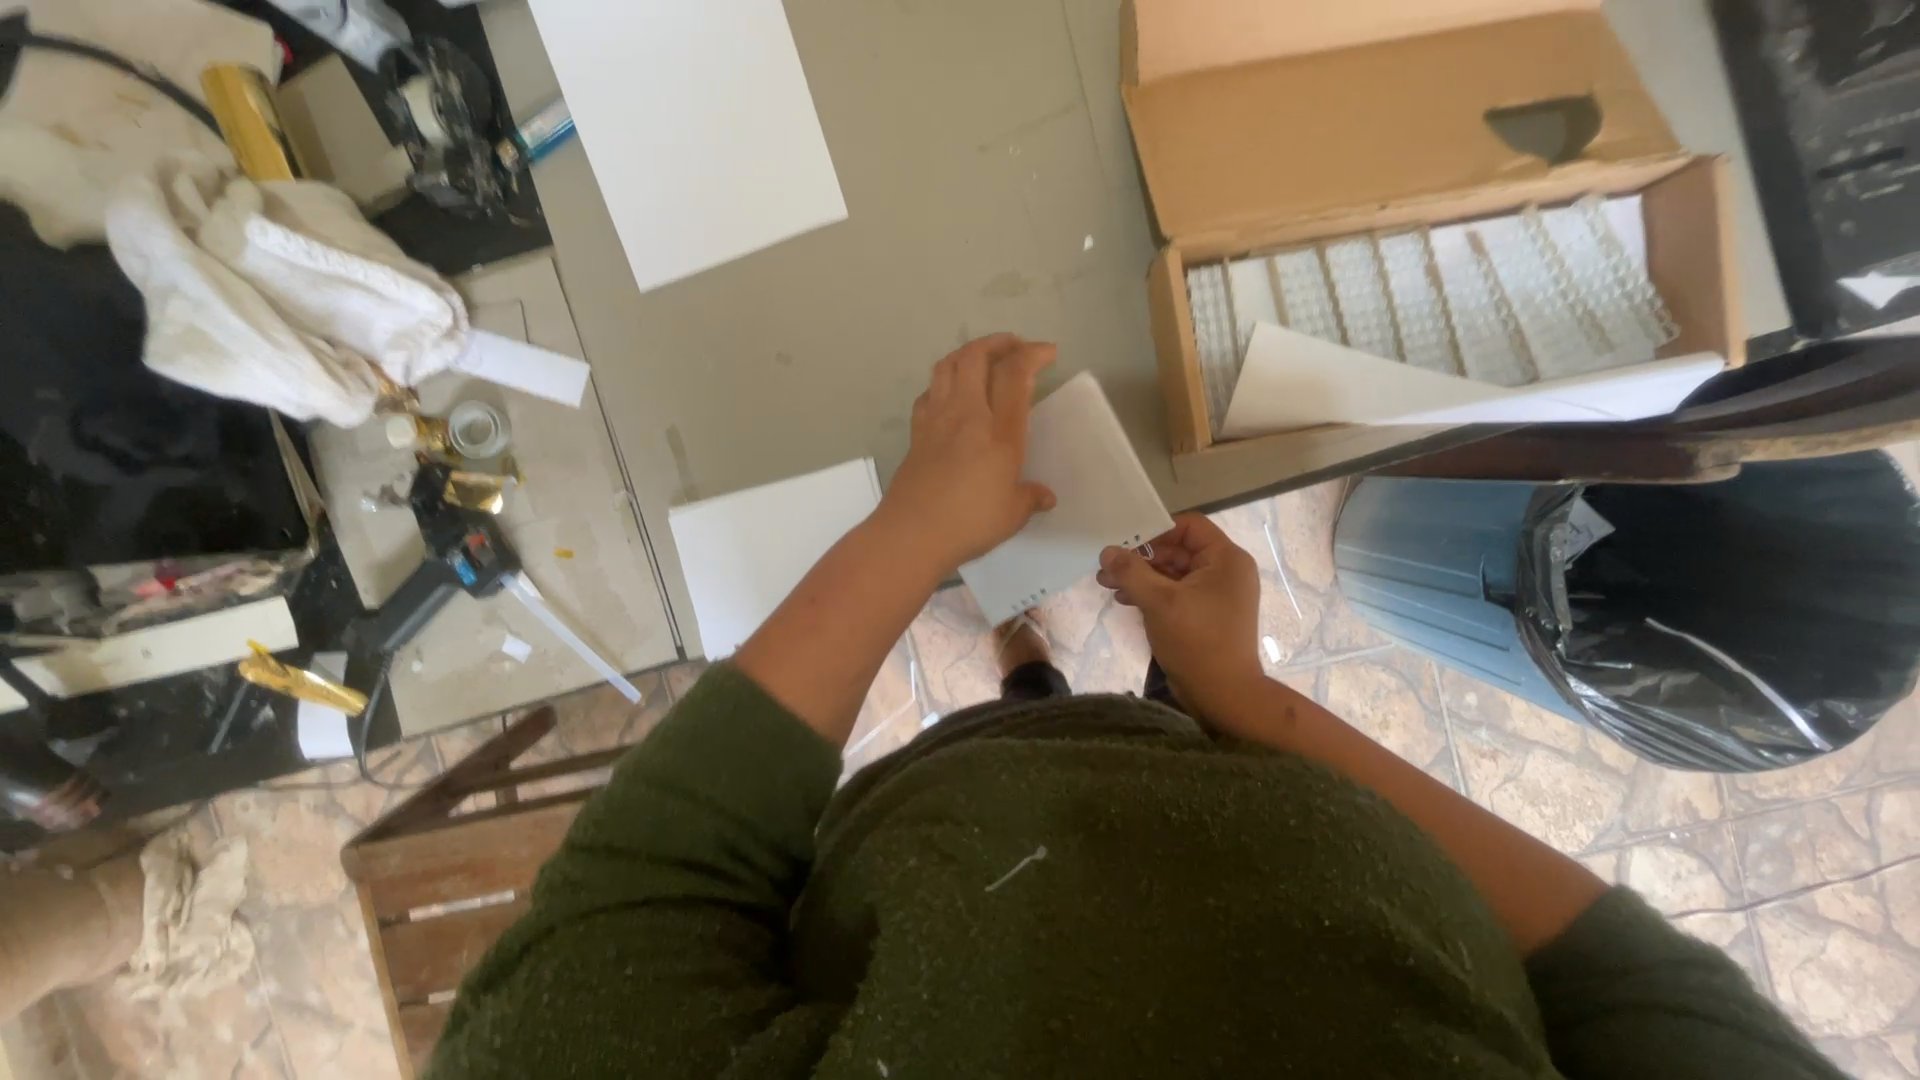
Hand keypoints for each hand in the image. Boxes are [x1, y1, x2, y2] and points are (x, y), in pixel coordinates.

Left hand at [877, 335, 1057, 575]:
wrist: (911, 535)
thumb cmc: (969, 523)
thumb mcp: (1012, 514)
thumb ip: (1030, 498)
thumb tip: (1044, 496)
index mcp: (999, 431)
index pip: (1015, 375)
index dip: (1032, 354)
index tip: (1047, 352)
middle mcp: (966, 414)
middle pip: (975, 356)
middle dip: (999, 343)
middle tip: (1016, 348)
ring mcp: (936, 420)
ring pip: (947, 366)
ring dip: (967, 354)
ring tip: (983, 361)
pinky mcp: (916, 434)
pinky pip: (929, 393)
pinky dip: (943, 382)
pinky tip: (950, 396)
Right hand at [1098, 515, 1266, 719]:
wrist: (1223, 694)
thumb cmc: (1196, 641)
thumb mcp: (1159, 602)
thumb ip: (1131, 572)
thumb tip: (1106, 551)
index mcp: (1226, 559)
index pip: (1188, 526)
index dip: (1155, 531)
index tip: (1125, 545)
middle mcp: (1225, 571)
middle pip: (1178, 550)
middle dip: (1141, 558)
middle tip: (1107, 568)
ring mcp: (1216, 594)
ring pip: (1173, 573)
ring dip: (1141, 577)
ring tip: (1107, 584)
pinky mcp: (1206, 615)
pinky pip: (1176, 593)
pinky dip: (1152, 594)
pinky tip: (1125, 600)